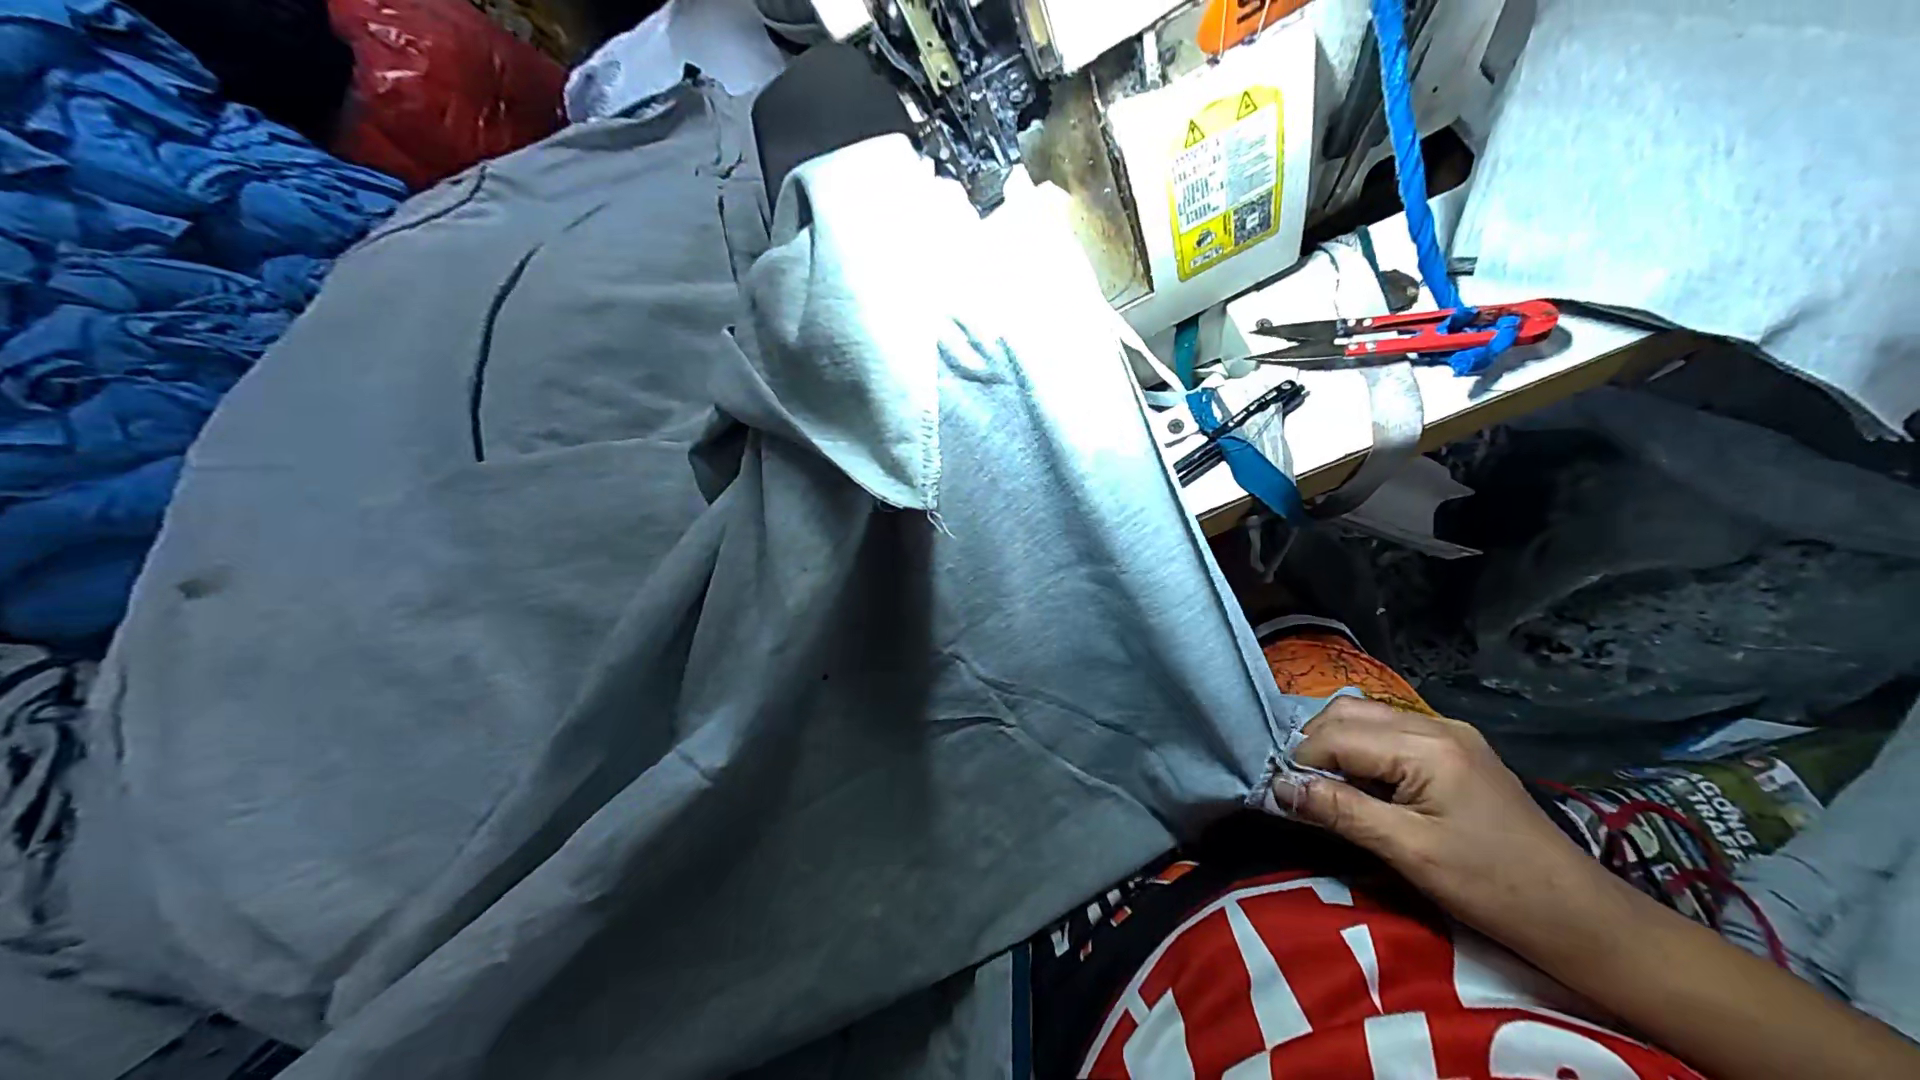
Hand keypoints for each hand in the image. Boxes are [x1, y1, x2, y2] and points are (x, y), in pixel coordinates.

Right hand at [1277, 697, 1610, 950]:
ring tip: (1324, 785)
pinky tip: (1360, 781)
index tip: (1280, 794)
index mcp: (1425, 747)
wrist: (1579, 914)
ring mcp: (1448, 733)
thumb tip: (1278, 787)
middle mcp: (1434, 725)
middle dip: (1313, 744)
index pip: (1337, 736)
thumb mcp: (1407, 851)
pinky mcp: (1455, 748)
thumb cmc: (1492, 886)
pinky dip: (1361, 748)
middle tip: (1299, 787)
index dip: (1300, 762)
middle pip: (1347, 712)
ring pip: (1366, 716)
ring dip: (1335, 743)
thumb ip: (1339, 810)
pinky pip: (1389, 731)